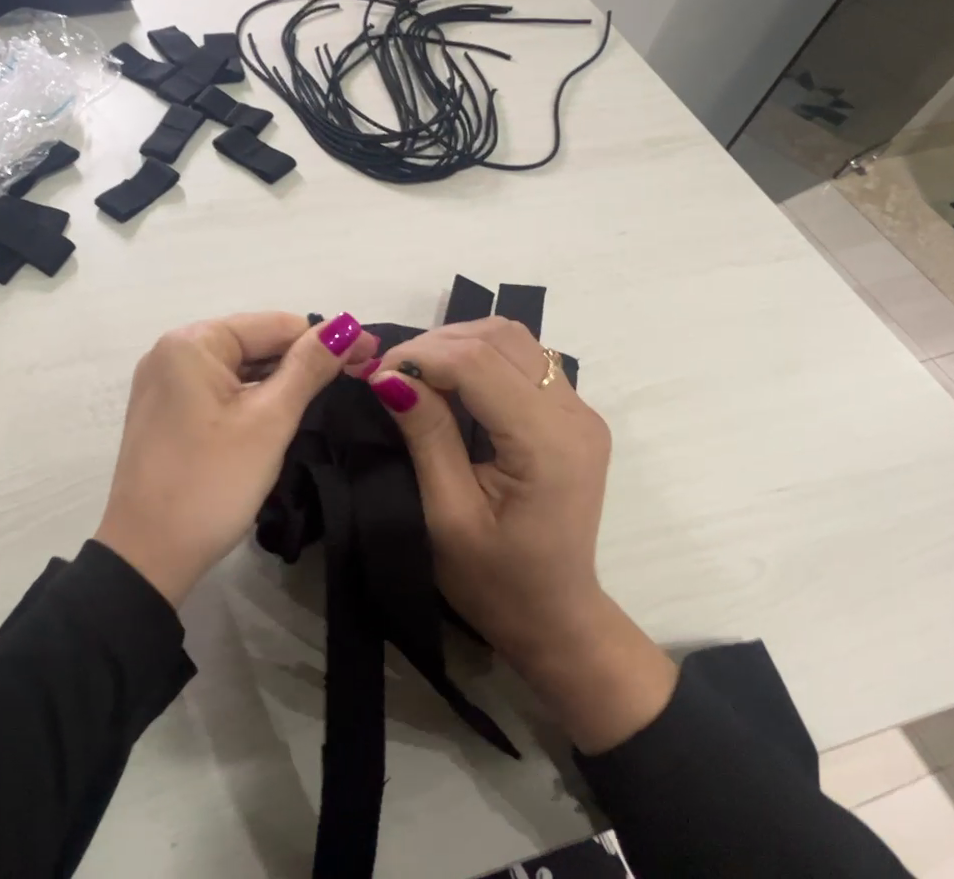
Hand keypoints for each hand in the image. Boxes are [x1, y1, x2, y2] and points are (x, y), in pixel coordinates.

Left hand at [96, 312, 379, 605]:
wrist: (148, 555)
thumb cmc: (212, 483)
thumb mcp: (268, 422)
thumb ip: (308, 368)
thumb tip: (346, 326)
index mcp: (191, 343)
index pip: (273, 324)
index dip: (326, 337)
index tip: (373, 351)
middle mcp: (171, 352)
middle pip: (253, 342)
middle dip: (304, 357)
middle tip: (360, 372)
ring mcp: (164, 384)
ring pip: (238, 367)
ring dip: (281, 378)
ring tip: (332, 390)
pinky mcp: (166, 414)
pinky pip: (219, 390)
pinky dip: (253, 396)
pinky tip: (283, 411)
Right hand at [368, 319, 676, 753]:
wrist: (554, 616)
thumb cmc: (494, 582)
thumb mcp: (446, 516)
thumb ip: (425, 437)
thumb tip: (387, 377)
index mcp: (547, 443)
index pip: (477, 361)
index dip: (418, 356)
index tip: (373, 379)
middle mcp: (575, 413)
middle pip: (499, 336)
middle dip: (435, 344)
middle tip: (389, 377)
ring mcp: (581, 411)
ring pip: (514, 339)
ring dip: (458, 345)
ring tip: (414, 377)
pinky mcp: (575, 416)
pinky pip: (525, 360)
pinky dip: (480, 358)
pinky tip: (450, 385)